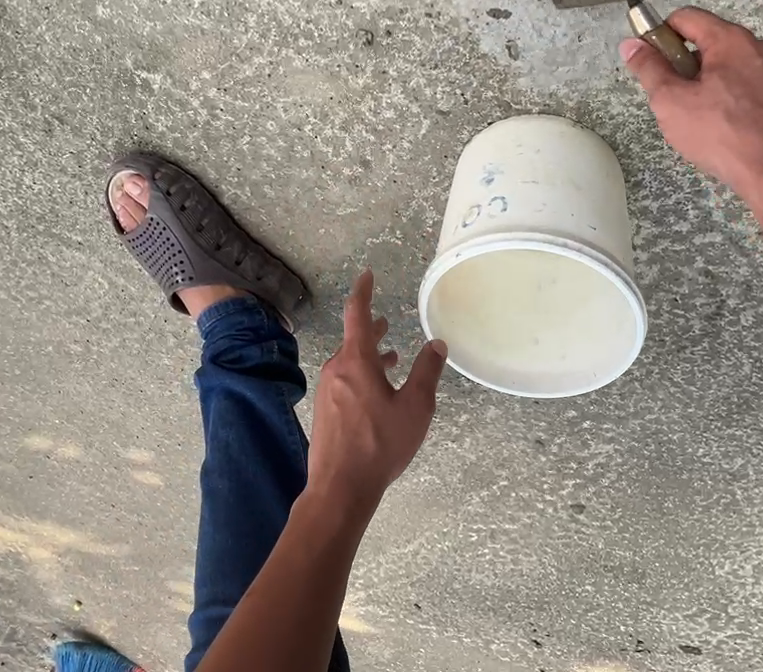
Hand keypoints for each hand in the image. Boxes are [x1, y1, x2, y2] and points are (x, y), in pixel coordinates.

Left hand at [306, 270, 447, 512]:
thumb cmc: (379, 445)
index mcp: (355, 361)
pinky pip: (344, 380)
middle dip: (371, 329)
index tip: (367, 274)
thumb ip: (426, 373)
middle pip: (353, 339)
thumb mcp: (415, 407)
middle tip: (386, 321)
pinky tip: (376, 392)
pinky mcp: (325, 410)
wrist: (339, 488)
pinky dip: (362, 374)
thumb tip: (437, 344)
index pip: (356, 313)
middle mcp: (336, 369)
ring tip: (390, 357)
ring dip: (369, 355)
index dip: (363, 291)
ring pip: (349, 362)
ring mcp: (327, 391)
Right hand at [619, 6, 762, 202]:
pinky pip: (747, 87)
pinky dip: (729, 99)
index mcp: (731, 40)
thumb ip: (649, 68)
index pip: (685, 17)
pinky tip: (723, 128)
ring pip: (728, 67)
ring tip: (698, 118)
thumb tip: (632, 45)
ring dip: (706, 84)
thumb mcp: (671, 101)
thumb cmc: (722, 134)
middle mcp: (759, 48)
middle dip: (683, 64)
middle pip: (708, 42)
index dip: (659, 35)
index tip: (649, 62)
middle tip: (672, 98)